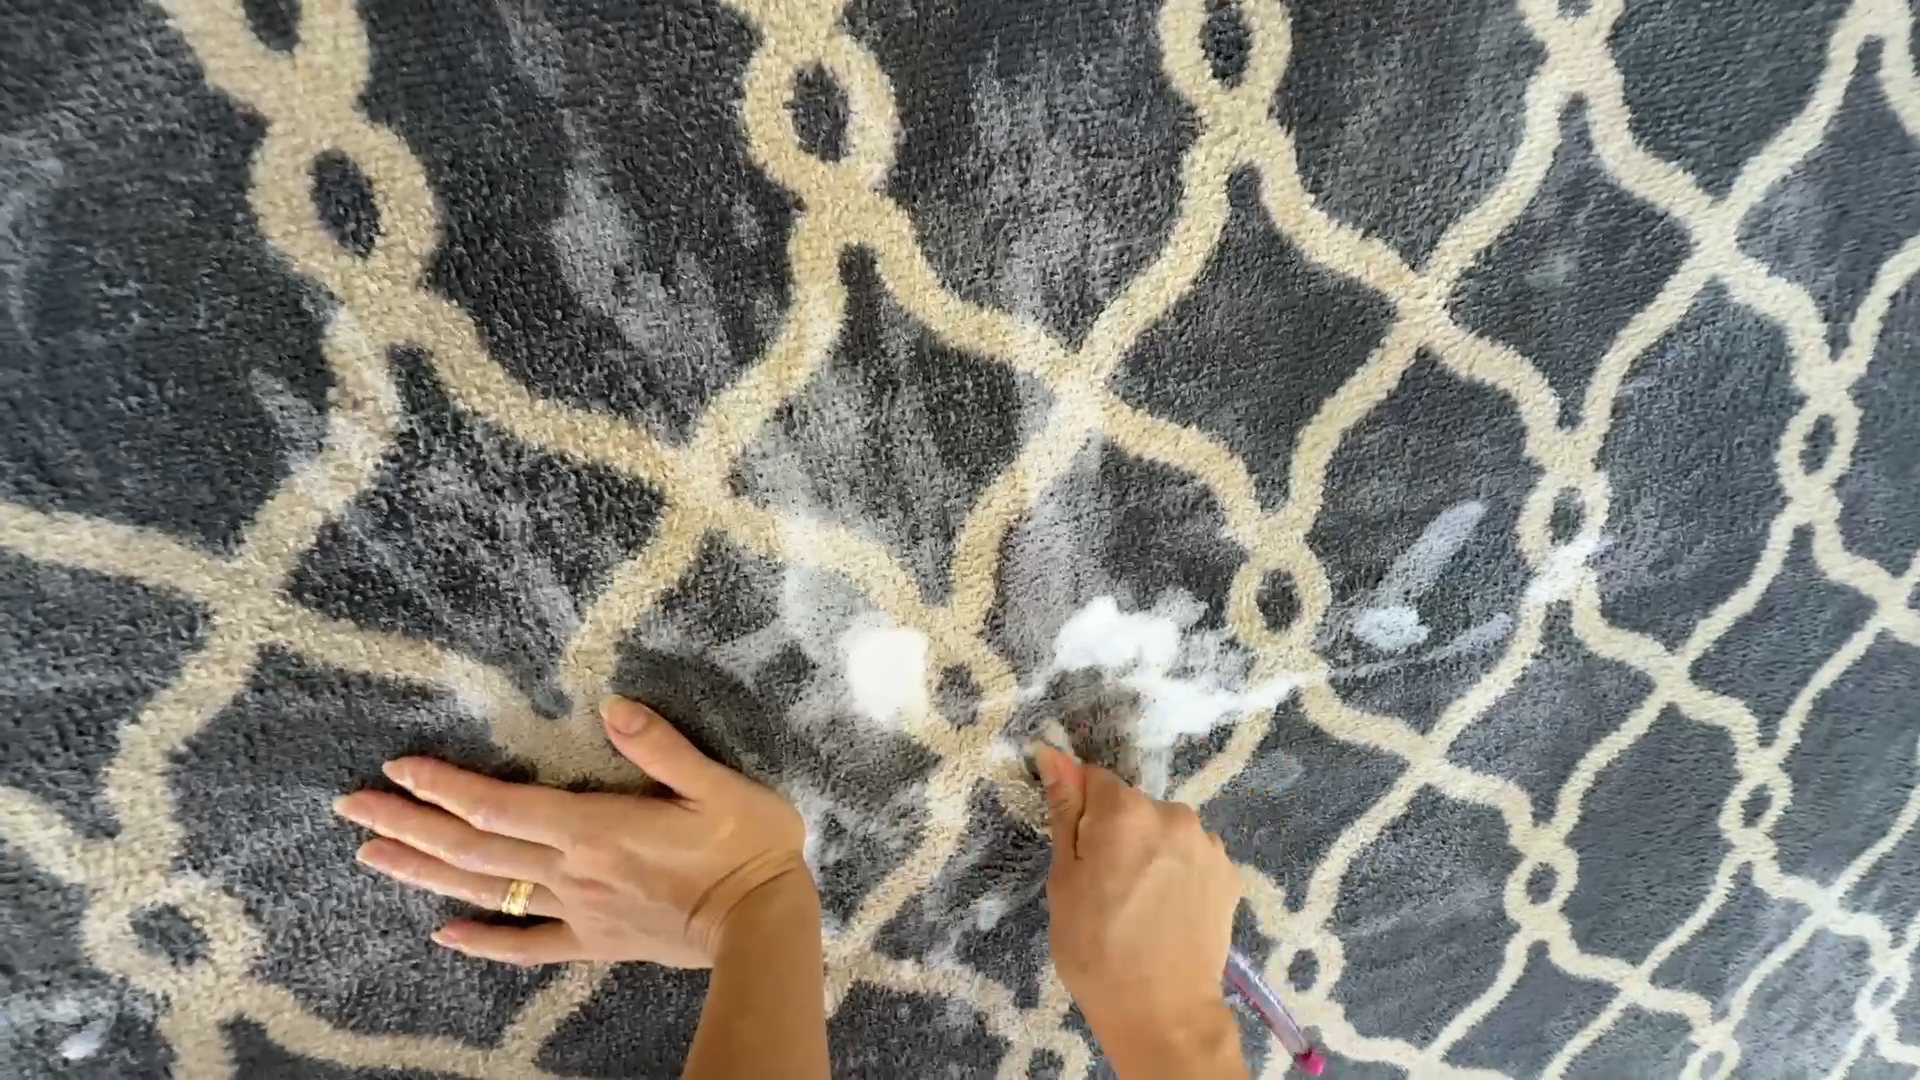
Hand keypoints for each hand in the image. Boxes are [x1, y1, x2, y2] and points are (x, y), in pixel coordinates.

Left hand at [333, 695, 811, 967]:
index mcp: (600, 829)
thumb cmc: (747, 844)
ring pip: (488, 891)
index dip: (450, 787)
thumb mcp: (718, 784)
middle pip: (478, 848)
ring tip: (371, 857)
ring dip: (427, 872)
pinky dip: (482, 941)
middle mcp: (575, 871)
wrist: (764, 921)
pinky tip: (444, 935)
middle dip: (413, 825)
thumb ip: (662, 747)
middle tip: (353, 808)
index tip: (401, 768)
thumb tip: (612, 705)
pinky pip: (527, 944)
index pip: (505, 806)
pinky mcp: (596, 941)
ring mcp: (580, 912)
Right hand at [1035, 745, 1244, 1076]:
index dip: (1079, 810)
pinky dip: (1178, 869)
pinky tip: (1169, 907)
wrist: (1163, 1014)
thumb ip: (1064, 810)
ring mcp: (1206, 843)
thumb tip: (1052, 754)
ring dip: (1151, 848)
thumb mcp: (1064, 879)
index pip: (1092, 780)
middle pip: (1131, 805)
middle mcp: (1172, 812)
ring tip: (1141, 900)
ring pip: (1163, 829)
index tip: (1078, 849)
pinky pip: (1191, 853)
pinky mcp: (1228, 872)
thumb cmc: (1096, 947)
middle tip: (1105, 884)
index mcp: (1124, 810)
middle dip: (1116, 830)